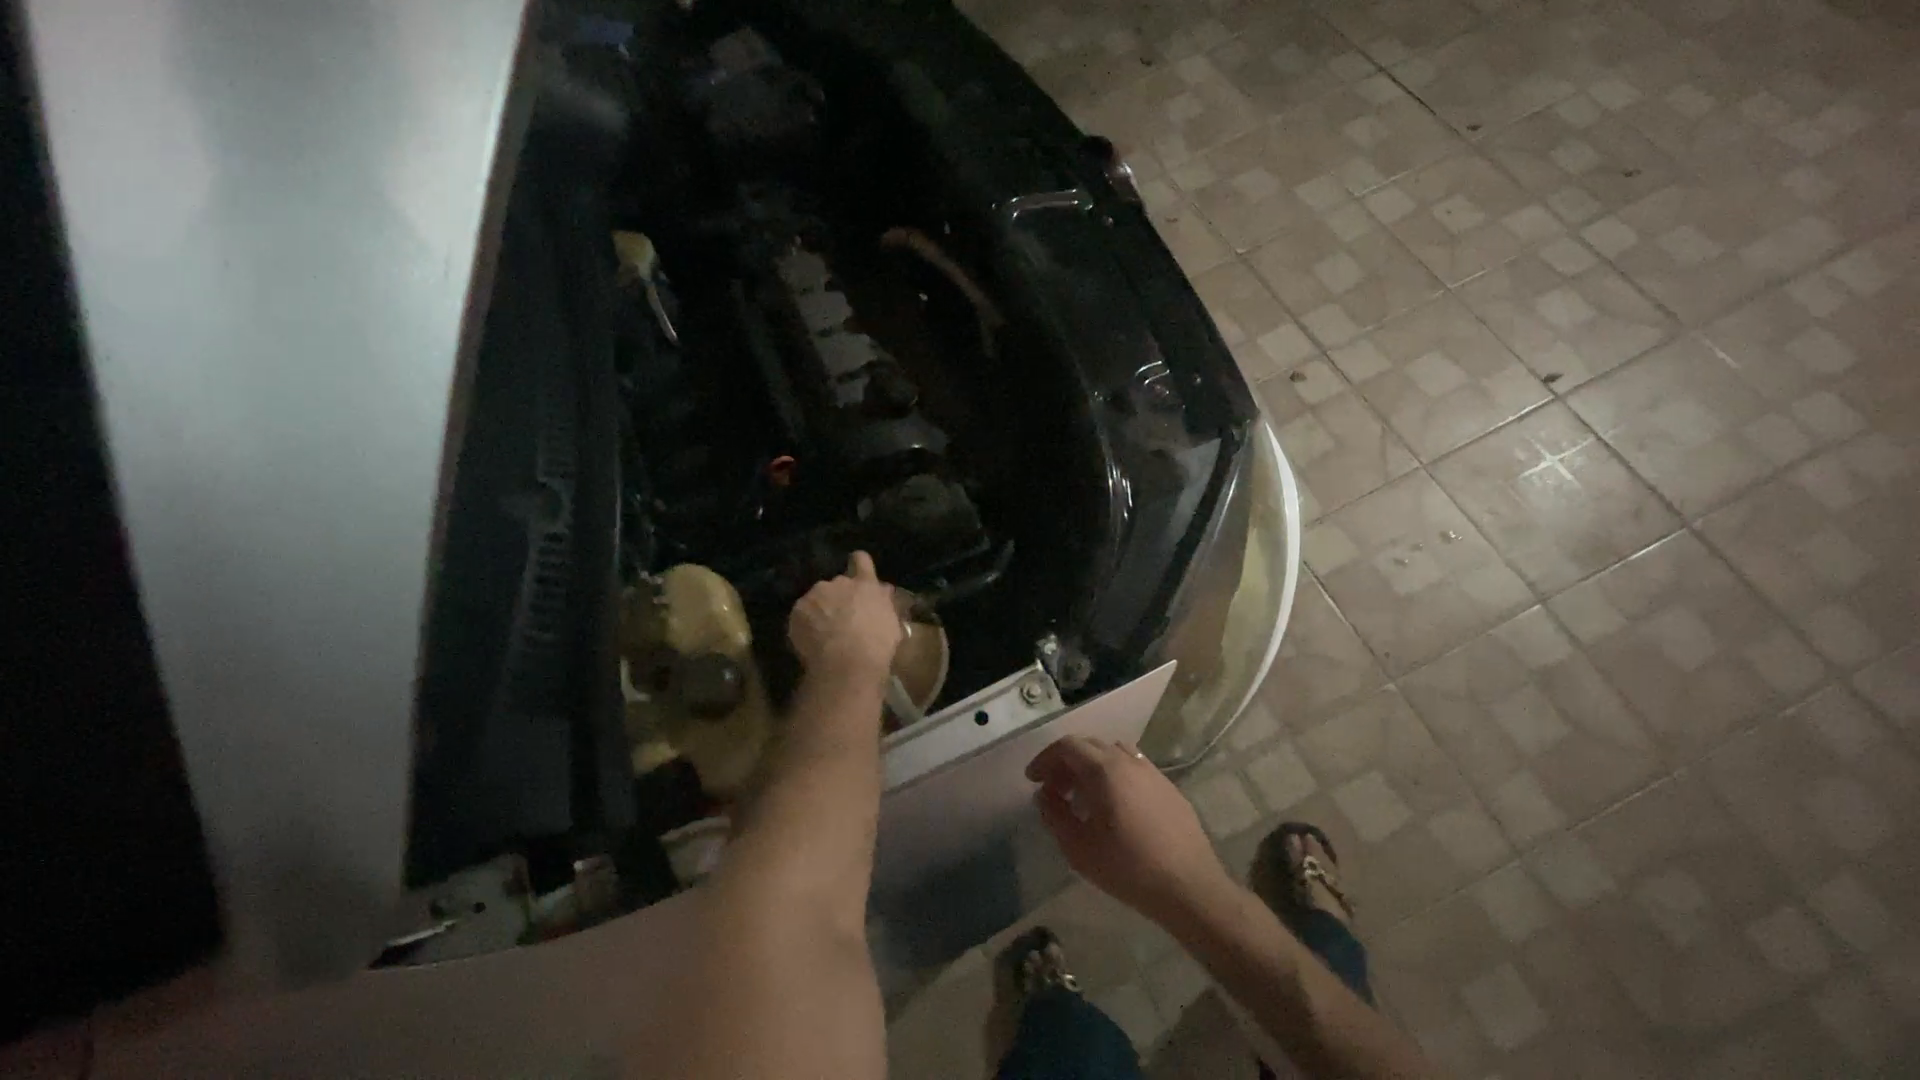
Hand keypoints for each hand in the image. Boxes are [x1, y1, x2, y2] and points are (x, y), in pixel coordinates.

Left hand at [788, 551, 903, 689]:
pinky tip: (813, 641)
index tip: (857, 573)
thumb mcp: (891, 623)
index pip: (861, 559)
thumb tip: (882, 590)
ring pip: (817, 599)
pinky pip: (802, 614)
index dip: (858, 564)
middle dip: (838, 597)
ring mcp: (815, 595)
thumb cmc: (877, 646)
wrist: (846, 664)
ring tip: (824, 634)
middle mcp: (839, 583)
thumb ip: (883, 602)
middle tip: (842, 619)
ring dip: (820, 610)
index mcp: (865, 584)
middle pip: (837, 584)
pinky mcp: (797, 611)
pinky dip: (806, 624)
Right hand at [1026, 736, 1232, 926]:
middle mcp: (1129, 762)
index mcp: (1105, 770)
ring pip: (1114, 754)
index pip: (1067, 746)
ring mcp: (1153, 773)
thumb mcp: (1078, 848)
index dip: (1045, 759)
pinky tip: (1115, 807)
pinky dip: (1115, 776)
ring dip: (1091, 767)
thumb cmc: (1128, 868)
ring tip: (1083, 797)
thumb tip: (1044, 795)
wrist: (1189, 887)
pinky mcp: (1169, 788)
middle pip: (1090, 746)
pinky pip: (1134, 768)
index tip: (1033, 780)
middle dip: (1066, 763)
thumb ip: (1055, 815)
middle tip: (1054, 791)